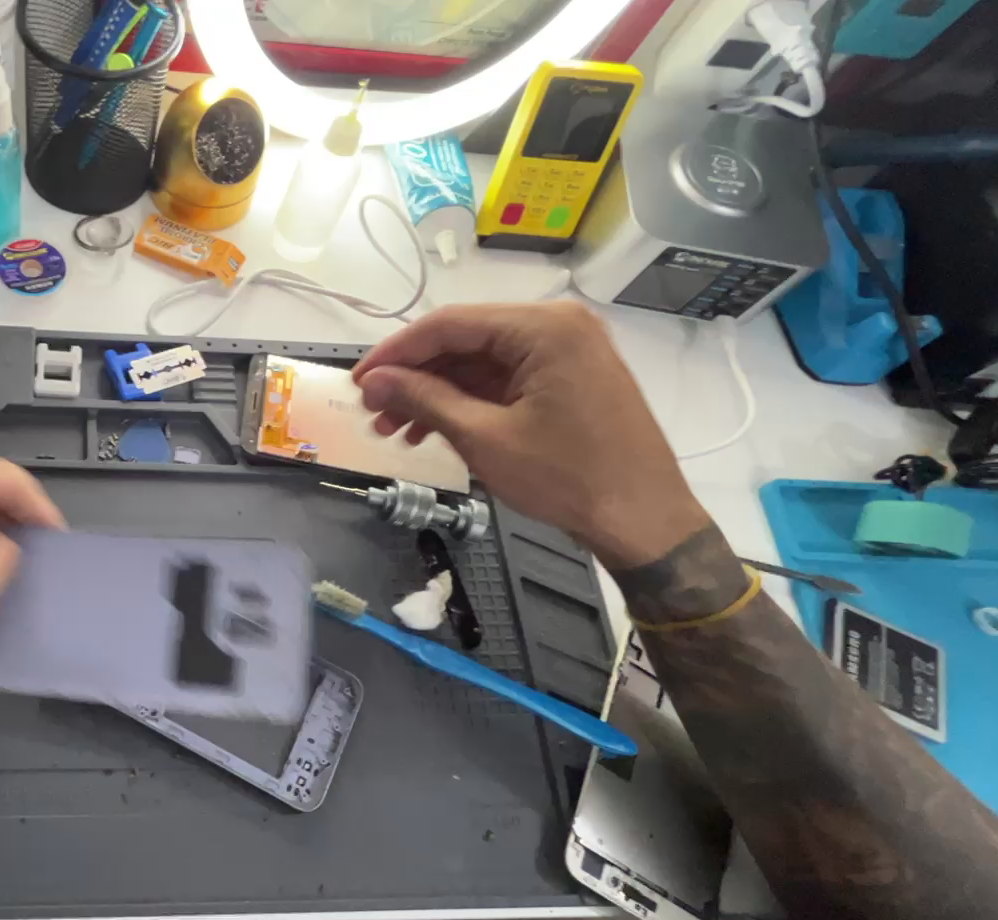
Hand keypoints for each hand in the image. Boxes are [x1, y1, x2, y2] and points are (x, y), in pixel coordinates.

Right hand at [353, 302, 710, 567]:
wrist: (641, 518)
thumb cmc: (565, 476)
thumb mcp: (483, 438)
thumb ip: (423, 400)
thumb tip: (373, 381)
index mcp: (542, 327)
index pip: (448, 324)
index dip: (394, 353)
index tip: (356, 382)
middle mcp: (555, 326)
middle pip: (462, 341)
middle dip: (412, 377)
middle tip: (371, 411)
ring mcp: (563, 352)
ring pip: (477, 363)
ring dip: (432, 394)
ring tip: (392, 431)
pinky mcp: (564, 379)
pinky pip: (500, 381)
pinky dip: (462, 403)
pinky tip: (428, 432)